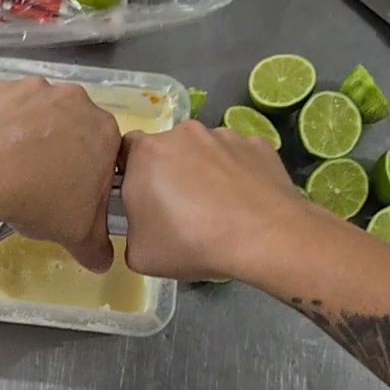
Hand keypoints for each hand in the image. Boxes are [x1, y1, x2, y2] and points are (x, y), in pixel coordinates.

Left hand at [0, 78, 122, 272]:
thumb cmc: (40, 201)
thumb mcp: (76, 235)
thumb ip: (96, 248)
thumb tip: (103, 262)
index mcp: (104, 132)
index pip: (105, 157)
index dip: (89, 180)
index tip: (71, 198)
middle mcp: (76, 100)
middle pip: (74, 132)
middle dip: (62, 156)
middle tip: (40, 187)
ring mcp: (35, 89)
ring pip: (39, 117)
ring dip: (32, 139)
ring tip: (12, 171)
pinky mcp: (0, 88)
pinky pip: (6, 110)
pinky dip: (2, 128)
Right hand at [119, 122, 314, 281]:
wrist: (265, 237)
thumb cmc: (191, 243)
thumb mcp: (139, 255)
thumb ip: (131, 233)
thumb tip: (143, 228)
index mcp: (146, 154)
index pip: (125, 152)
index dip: (131, 174)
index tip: (141, 198)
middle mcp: (183, 133)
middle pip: (167, 150)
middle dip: (169, 174)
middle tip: (178, 211)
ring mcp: (224, 135)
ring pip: (204, 152)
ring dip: (203, 173)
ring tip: (217, 210)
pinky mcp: (257, 145)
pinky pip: (237, 159)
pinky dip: (235, 175)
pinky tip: (242, 203)